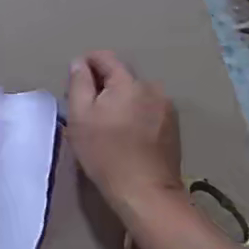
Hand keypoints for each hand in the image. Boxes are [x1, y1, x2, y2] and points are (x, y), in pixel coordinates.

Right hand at [66, 51, 185, 210]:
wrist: (144, 191)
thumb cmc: (104, 152)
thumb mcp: (79, 116)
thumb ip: (79, 83)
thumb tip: (79, 63)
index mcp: (128, 82)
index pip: (104, 57)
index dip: (85, 65)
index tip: (74, 86)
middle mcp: (152, 88)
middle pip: (120, 75)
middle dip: (102, 87)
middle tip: (87, 112)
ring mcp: (167, 107)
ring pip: (134, 93)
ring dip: (120, 101)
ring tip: (108, 126)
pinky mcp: (174, 125)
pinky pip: (147, 108)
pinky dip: (134, 114)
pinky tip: (126, 136)